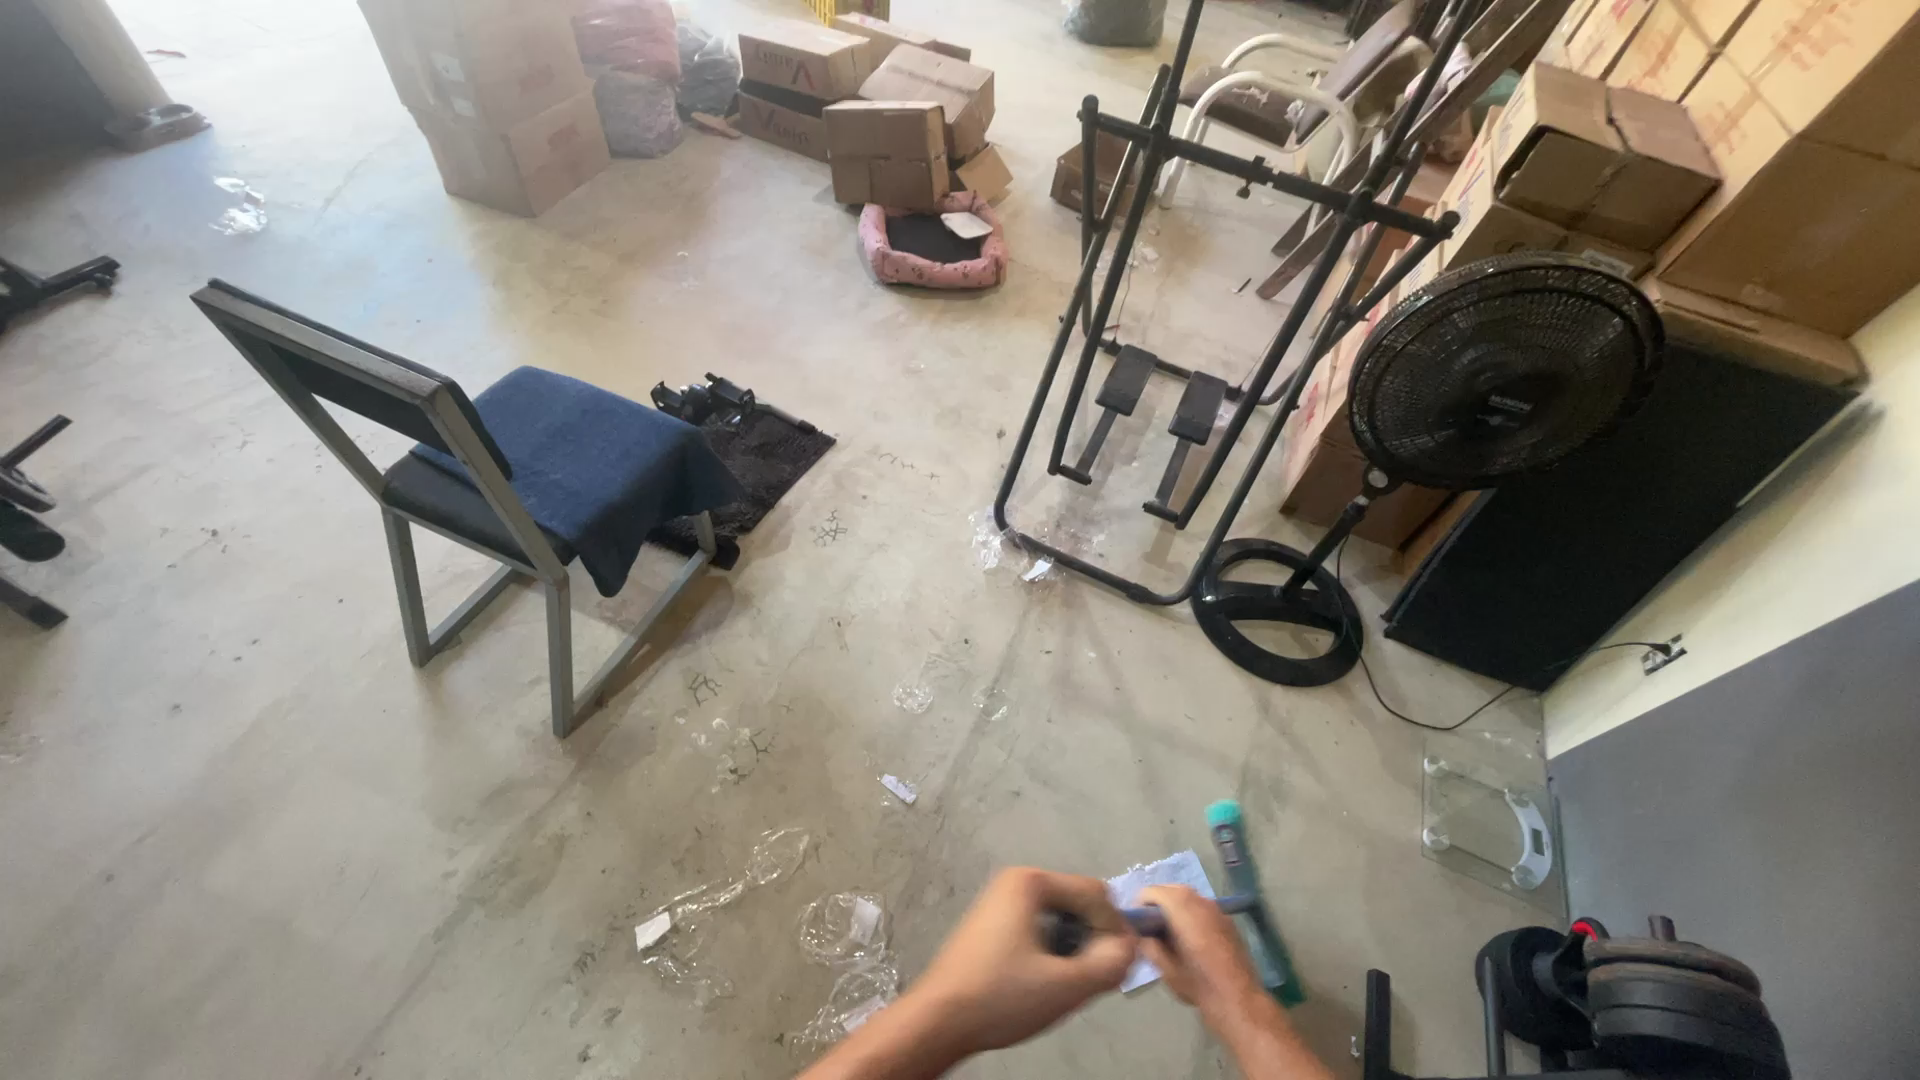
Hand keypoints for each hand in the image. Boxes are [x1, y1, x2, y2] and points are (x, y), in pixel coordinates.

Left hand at [905, 867, 1136, 1054]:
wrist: (939, 1019)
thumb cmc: (1001, 995)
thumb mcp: (1066, 985)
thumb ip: (1110, 963)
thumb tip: (1130, 946)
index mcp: (1031, 882)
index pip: (1095, 892)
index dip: (1116, 927)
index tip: (1122, 965)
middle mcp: (1015, 881)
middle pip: (1076, 902)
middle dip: (1092, 937)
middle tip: (1095, 978)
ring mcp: (1000, 901)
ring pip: (1059, 918)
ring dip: (1073, 947)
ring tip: (1069, 983)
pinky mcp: (992, 924)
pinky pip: (1038, 928)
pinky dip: (1052, 950)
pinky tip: (1044, 982)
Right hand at [1137, 885, 1268, 1030]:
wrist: (1239, 1000)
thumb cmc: (1198, 984)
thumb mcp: (1165, 969)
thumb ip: (1149, 945)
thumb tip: (1142, 933)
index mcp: (1182, 908)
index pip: (1152, 892)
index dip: (1140, 904)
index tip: (1137, 924)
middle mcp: (1200, 901)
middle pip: (1171, 889)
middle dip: (1158, 902)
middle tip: (1151, 926)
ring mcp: (1217, 908)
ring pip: (1188, 896)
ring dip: (1175, 905)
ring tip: (1170, 930)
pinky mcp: (1228, 920)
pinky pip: (1202, 907)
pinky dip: (1191, 912)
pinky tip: (1191, 935)